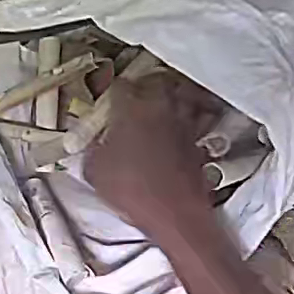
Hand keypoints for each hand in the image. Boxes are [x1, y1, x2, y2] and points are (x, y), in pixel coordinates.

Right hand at [84, 71, 220, 238]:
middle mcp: (162, 105)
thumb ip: (93, 149)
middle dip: (144, 88)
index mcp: (132, 107)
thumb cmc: (130, 188)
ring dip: (172, 98)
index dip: (111, 93)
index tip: (107, 104)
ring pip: (182, 95)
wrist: (174, 212)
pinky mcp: (200, 139)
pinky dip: (190, 120)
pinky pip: (196, 119)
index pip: (119, 85)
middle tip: (134, 101)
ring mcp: (185, 121)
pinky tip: (180, 132)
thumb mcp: (95, 170)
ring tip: (161, 110)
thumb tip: (97, 143)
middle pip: (155, 81)